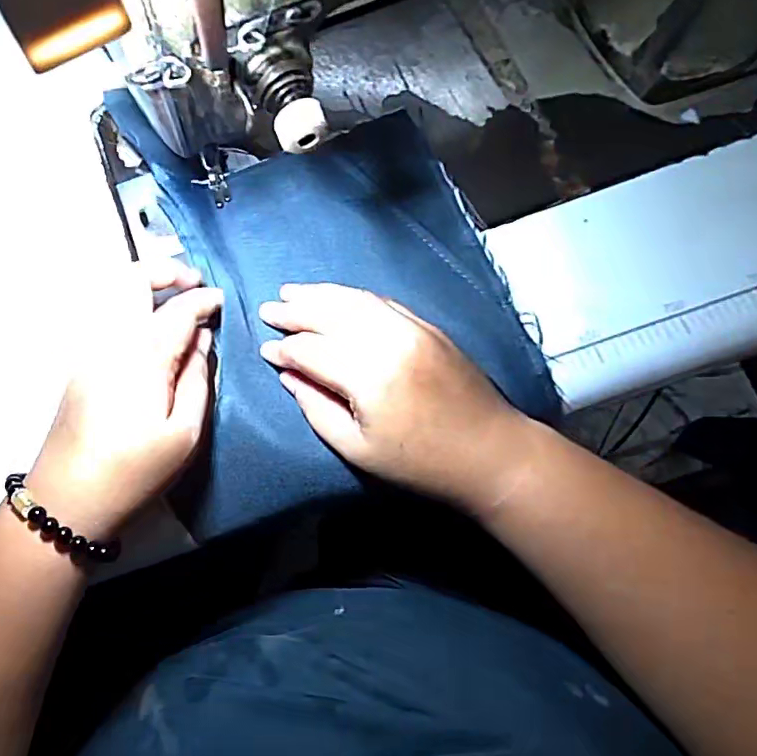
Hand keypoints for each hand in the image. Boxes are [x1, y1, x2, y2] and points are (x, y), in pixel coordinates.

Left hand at [28, 258, 221, 538]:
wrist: (67, 498)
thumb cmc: (133, 472)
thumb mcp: (184, 434)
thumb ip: (198, 379)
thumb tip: (202, 342)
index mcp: (141, 357)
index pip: (177, 309)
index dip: (204, 299)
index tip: (222, 301)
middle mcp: (109, 342)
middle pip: (130, 280)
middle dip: (165, 271)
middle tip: (193, 282)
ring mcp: (89, 352)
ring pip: (114, 296)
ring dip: (147, 289)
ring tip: (177, 304)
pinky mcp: (80, 366)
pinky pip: (109, 318)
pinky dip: (133, 309)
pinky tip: (155, 334)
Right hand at [257, 282, 533, 511]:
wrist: (490, 451)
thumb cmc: (419, 463)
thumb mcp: (356, 448)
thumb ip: (316, 407)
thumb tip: (288, 375)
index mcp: (369, 376)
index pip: (312, 350)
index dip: (285, 350)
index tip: (266, 350)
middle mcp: (390, 340)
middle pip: (331, 314)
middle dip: (296, 311)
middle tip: (267, 309)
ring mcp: (412, 328)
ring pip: (356, 300)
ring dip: (321, 294)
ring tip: (292, 292)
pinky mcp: (427, 326)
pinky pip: (381, 301)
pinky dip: (352, 296)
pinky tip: (335, 297)